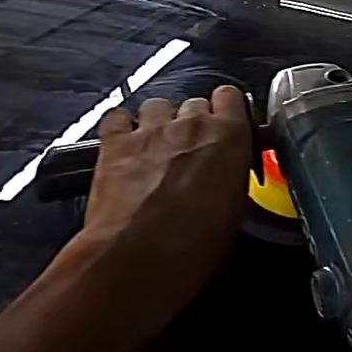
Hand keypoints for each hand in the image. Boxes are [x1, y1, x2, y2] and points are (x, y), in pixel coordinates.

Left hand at [67, 86, 251, 329]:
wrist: (140, 256)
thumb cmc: (195, 242)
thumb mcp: (236, 209)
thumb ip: (232, 175)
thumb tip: (226, 175)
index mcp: (229, 135)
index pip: (231, 96)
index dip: (226, 111)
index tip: (225, 128)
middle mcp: (191, 123)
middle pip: (195, 103)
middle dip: (194, 122)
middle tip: (193, 151)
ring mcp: (150, 129)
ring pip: (158, 105)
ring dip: (160, 122)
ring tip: (158, 149)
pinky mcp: (115, 141)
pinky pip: (119, 117)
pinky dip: (123, 127)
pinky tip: (126, 146)